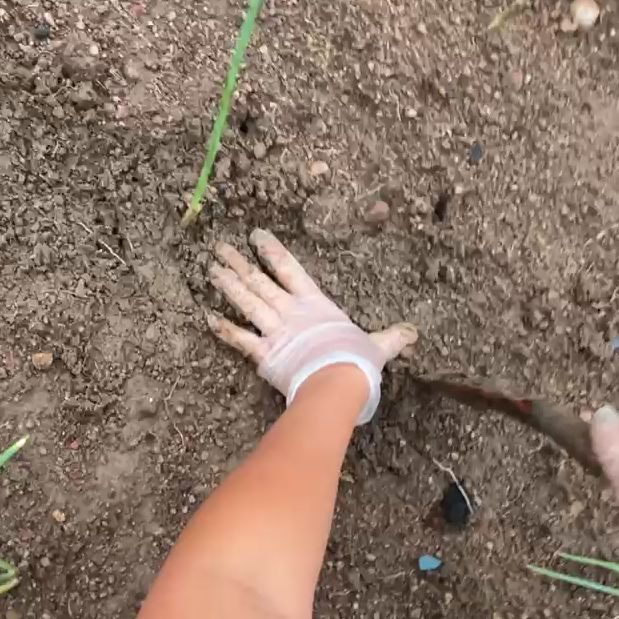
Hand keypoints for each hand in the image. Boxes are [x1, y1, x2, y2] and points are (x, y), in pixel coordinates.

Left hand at [206, 230, 417, 423]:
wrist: (337, 381)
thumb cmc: (357, 362)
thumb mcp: (377, 347)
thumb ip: (390, 338)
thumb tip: (411, 334)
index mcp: (316, 304)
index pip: (290, 270)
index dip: (273, 252)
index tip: (256, 236)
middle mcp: (291, 312)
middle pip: (261, 282)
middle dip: (240, 263)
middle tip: (221, 247)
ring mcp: (275, 331)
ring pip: (247, 302)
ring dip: (228, 285)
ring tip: (211, 269)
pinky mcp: (264, 353)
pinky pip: (239, 339)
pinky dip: (223, 328)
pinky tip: (206, 316)